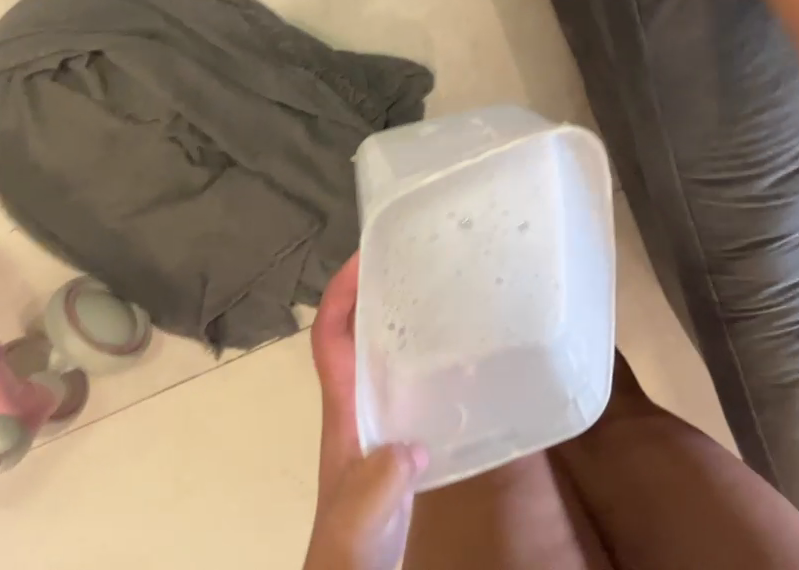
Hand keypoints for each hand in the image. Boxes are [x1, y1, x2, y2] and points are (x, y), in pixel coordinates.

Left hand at [302, 256, 426, 569]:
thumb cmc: (348, 544)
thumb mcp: (360, 513)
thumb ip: (379, 480)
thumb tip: (412, 444)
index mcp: (342, 409)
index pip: (329, 339)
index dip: (340, 295)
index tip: (365, 258)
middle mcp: (357, 405)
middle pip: (358, 337)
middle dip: (376, 295)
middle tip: (417, 263)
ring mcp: (377, 423)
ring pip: (384, 358)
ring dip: (404, 325)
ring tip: (446, 297)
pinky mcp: (399, 441)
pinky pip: (411, 388)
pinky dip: (431, 366)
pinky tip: (468, 365)